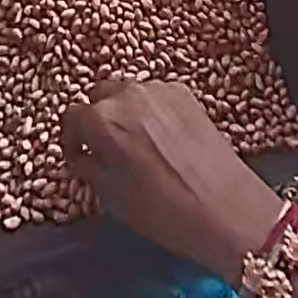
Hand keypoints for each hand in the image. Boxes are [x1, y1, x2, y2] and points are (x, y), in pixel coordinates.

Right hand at [63, 79, 282, 279]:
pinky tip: (162, 137)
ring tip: (136, 142)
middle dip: (97, 119)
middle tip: (105, 148)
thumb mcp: (112, 195)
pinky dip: (150, 110)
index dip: (71, 138)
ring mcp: (159, 88)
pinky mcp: (184, 92)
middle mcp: (128, 93)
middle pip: (99, 96)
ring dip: (124, 111)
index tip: (79, 156)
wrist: (225, 206)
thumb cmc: (163, 209)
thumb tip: (83, 155)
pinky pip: (155, 95)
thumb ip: (89, 166)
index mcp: (103, 118)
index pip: (72, 115)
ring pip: (128, 92)